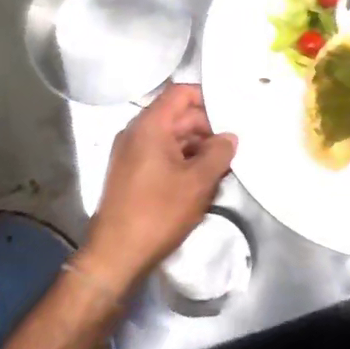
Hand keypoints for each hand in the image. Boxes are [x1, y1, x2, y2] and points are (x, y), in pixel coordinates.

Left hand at [78, 85, 236, 293]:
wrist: (115, 255)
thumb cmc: (158, 212)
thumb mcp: (198, 182)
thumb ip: (218, 153)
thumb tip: (229, 137)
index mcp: (149, 125)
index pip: (180, 93)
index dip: (207, 97)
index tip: (231, 110)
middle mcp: (136, 133)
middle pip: (177, 116)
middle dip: (207, 128)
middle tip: (233, 145)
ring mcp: (130, 154)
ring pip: (171, 138)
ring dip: (197, 148)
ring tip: (222, 167)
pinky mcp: (130, 173)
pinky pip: (161, 155)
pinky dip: (182, 161)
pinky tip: (202, 181)